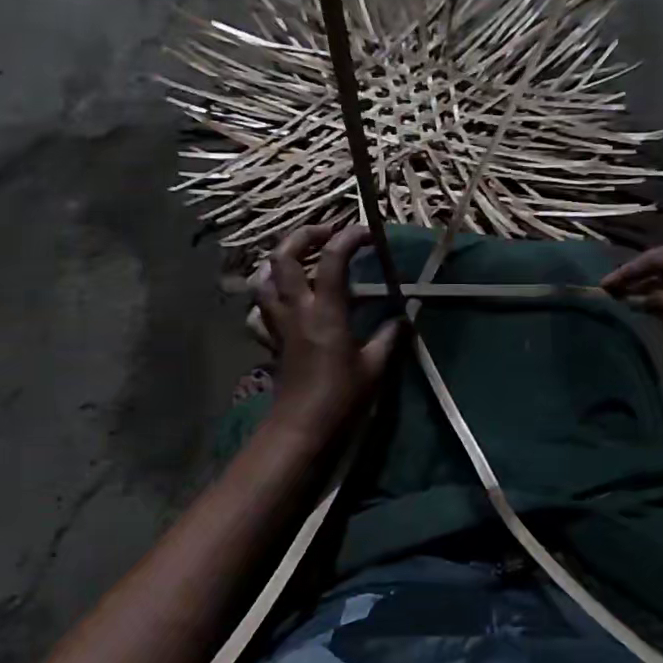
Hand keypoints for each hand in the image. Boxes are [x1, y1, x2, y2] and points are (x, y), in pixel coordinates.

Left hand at [254, 224, 403, 431]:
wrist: (301, 428)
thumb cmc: (341, 398)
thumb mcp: (374, 367)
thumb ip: (389, 337)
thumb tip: (403, 318)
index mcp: (325, 312)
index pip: (331, 260)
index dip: (348, 238)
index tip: (366, 234)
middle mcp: (296, 310)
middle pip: (282, 257)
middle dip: (302, 236)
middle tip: (326, 234)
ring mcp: (279, 324)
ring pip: (264, 279)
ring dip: (280, 262)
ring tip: (301, 259)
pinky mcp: (271, 340)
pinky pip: (260, 310)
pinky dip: (268, 296)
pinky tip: (283, 299)